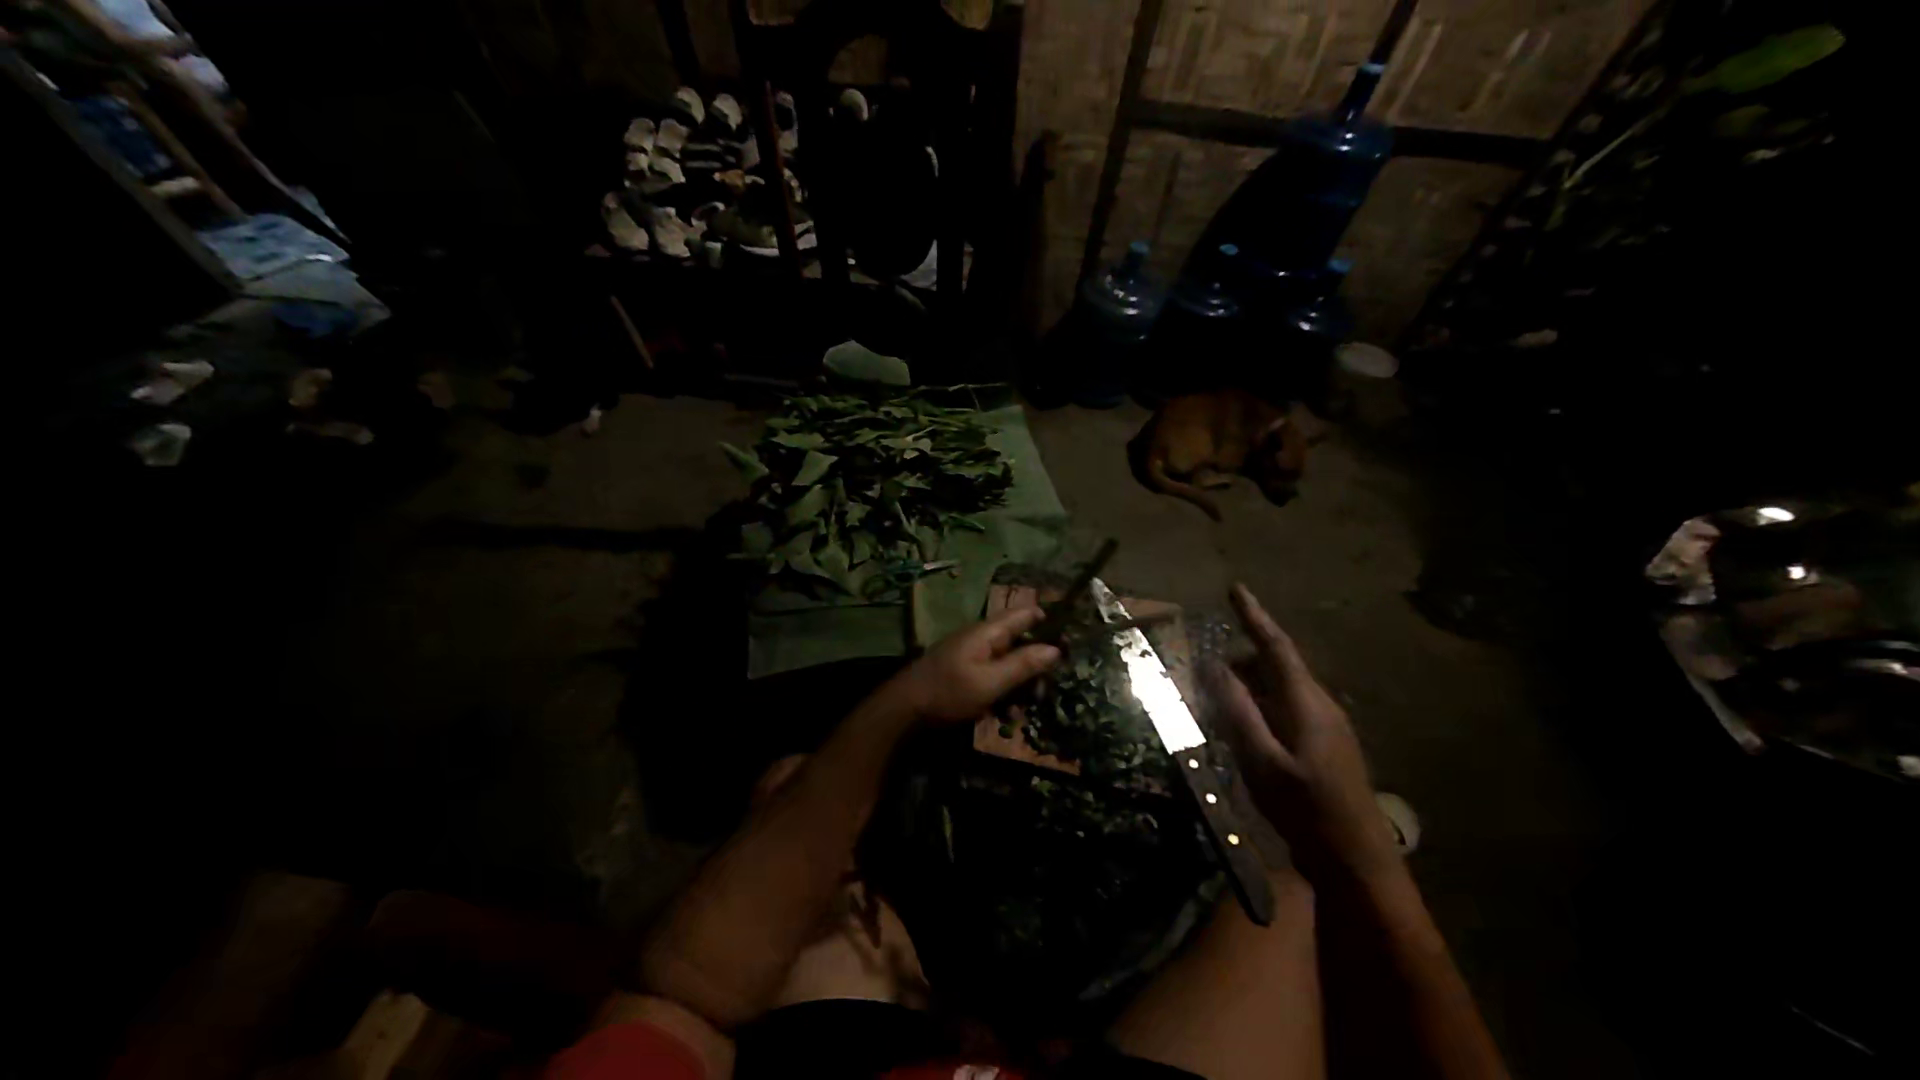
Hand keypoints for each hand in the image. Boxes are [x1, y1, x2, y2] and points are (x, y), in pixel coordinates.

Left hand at [893, 605, 1060, 723]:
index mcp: (987, 632)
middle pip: (1018, 638)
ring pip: (1007, 658)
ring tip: (1032, 699)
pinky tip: (1008, 708)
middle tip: (1053, 679)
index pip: (1024, 614)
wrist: (904, 710)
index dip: (1048, 620)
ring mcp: (969, 653)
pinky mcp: (963, 671)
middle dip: (1037, 657)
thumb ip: (1022, 665)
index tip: (1071, 634)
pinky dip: (1004, 686)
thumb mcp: (990, 682)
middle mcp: (979, 637)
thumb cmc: (948, 692)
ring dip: (1021, 677)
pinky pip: (993, 672)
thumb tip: (1055, 649)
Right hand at [1209, 584, 1399, 881]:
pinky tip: (1241, 733)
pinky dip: (1258, 709)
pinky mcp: (1323, 746)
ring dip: (1246, 688)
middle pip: (1274, 666)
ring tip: (1215, 707)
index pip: (1276, 646)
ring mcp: (1325, 726)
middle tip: (1202, 675)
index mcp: (1306, 702)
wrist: (1355, 860)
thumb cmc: (1306, 809)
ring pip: (1278, 690)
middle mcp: (1319, 705)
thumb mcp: (1261, 760)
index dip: (1254, 615)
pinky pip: (1284, 710)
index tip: (1235, 588)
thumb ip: (1237, 711)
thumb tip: (1214, 666)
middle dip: (1238, 662)